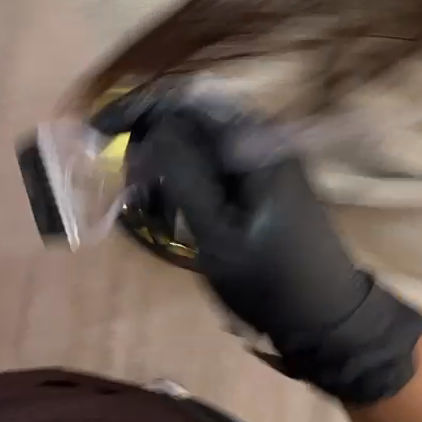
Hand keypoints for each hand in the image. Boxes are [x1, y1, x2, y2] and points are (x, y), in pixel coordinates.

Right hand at [97, 91, 421, 405]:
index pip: (183, 102)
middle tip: (116, 176)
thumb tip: (150, 128)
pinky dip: (180, 179)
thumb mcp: (216, 231)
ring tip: (138, 199)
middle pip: (188, 117)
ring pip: (196, 141)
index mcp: (254, 144)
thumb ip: (184, 173)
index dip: (135, 110)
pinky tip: (167, 209)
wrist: (325, 318)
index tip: (96, 131)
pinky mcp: (260, 181)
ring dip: (161, 162)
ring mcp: (263, 160)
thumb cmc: (268, 279)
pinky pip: (209, 164)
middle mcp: (261, 140)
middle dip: (145, 139)